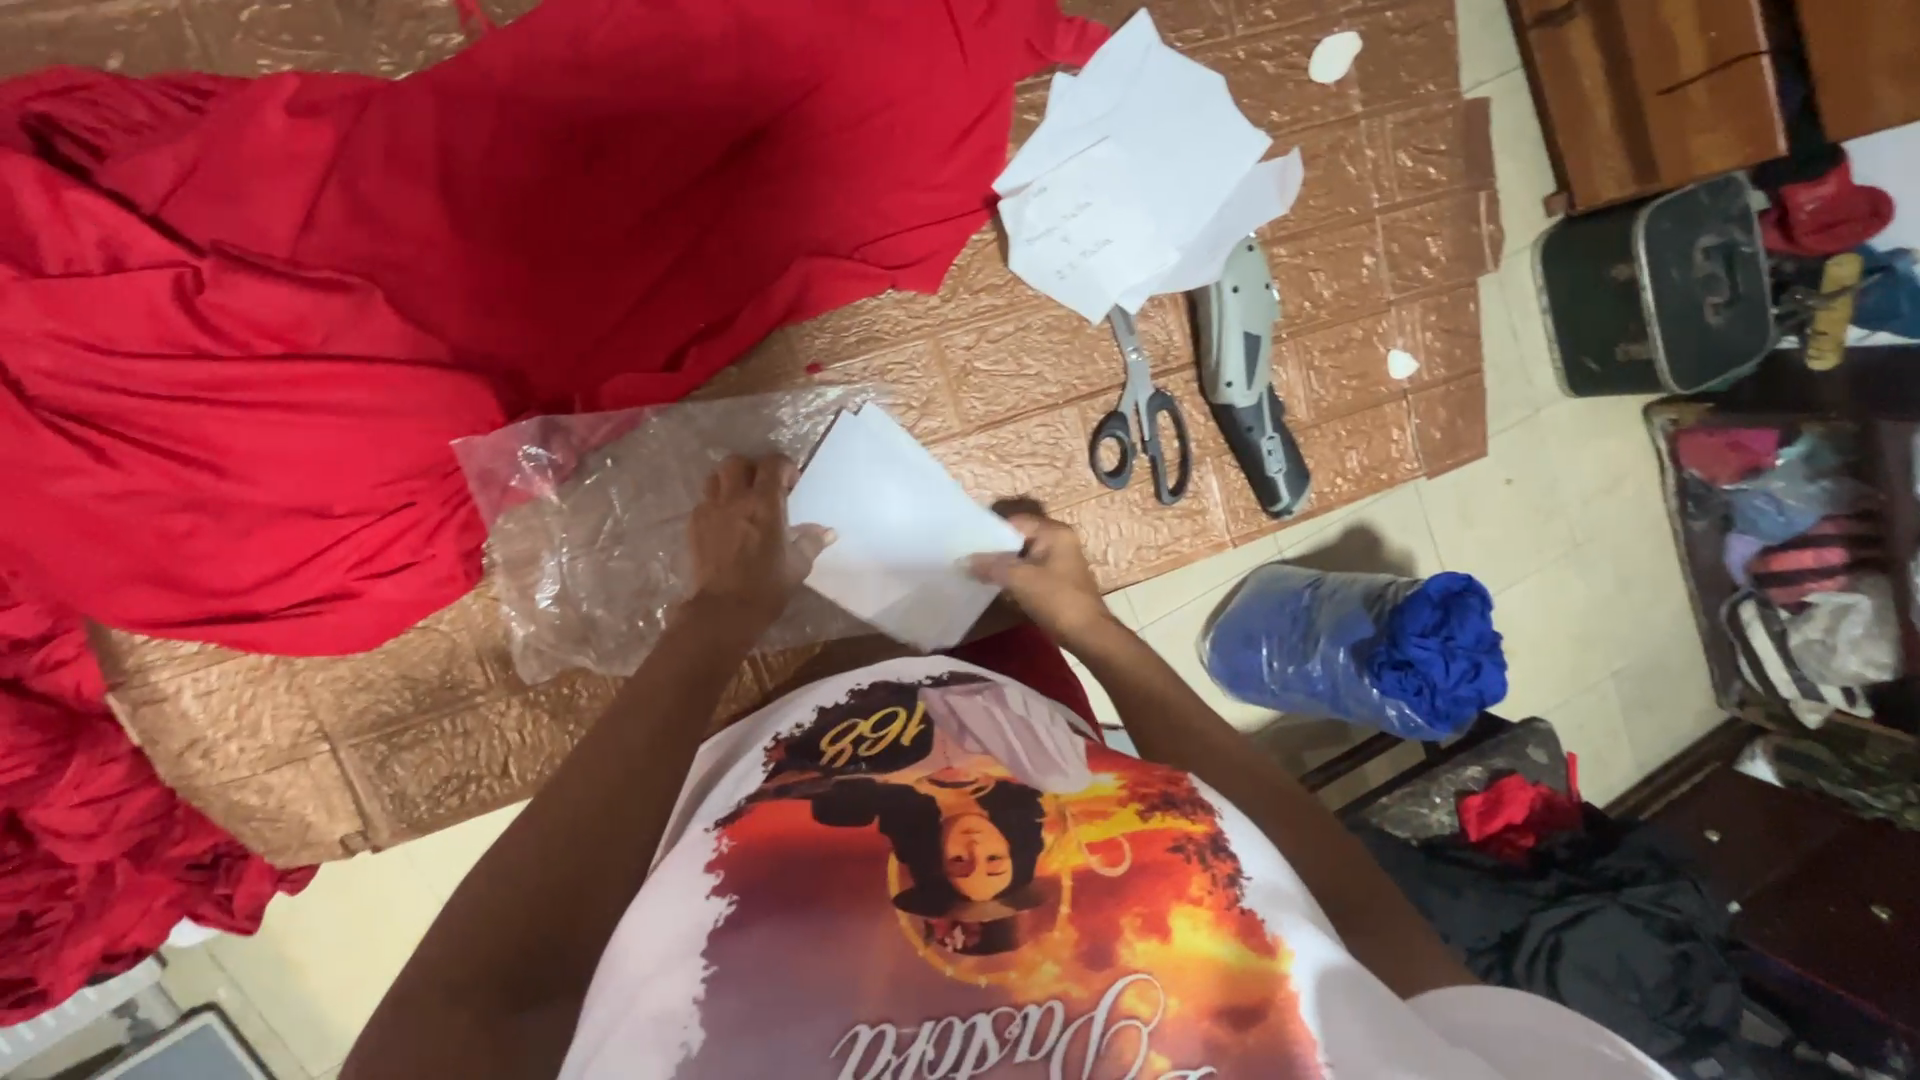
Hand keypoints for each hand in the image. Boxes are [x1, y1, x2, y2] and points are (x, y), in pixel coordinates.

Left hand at [687, 454, 831, 625]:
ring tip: (741, 501)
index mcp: (765, 504)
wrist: (723, 610)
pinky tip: (725, 524)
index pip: (772, 464)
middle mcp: (735, 499)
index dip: (784, 467)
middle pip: (737, 462)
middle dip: (753, 468)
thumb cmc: (766, 587)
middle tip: (763, 488)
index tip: (791, 484)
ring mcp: (710, 510)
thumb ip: (811, 542)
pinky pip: (704, 502)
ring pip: (716, 478)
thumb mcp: (797, 565)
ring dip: (730, 482)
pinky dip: (716, 504)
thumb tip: (828, 532)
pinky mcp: (694, 525)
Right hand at [964, 514, 1119, 647]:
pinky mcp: (1056, 580)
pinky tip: (994, 584)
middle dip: (994, 549)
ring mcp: (1059, 561)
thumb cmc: (1056, 600)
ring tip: (975, 570)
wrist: (1087, 634)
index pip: (1016, 522)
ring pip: (1022, 556)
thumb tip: (963, 561)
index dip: (991, 531)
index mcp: (1054, 533)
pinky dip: (1013, 577)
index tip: (967, 542)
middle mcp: (1059, 541)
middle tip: (967, 556)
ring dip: (1002, 564)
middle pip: (1018, 538)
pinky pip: (1029, 571)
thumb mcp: (1019, 579)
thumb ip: (990, 566)